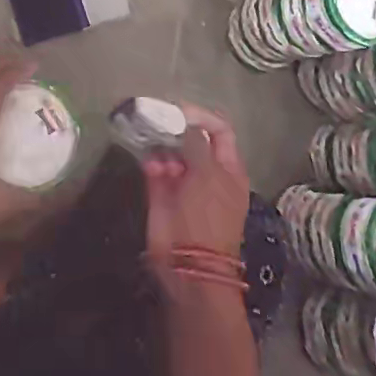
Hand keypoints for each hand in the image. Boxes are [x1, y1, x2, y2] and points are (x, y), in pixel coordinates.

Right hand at [140, 102, 250, 285]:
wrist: (188, 265)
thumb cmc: (207, 218)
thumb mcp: (208, 176)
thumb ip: (196, 144)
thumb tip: (184, 121)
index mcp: (227, 168)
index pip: (218, 131)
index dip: (201, 117)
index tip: (179, 111)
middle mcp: (205, 172)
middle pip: (190, 139)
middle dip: (175, 128)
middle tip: (156, 120)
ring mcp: (182, 183)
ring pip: (170, 152)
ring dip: (160, 144)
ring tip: (150, 140)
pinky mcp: (161, 194)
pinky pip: (154, 168)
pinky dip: (149, 161)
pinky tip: (147, 161)